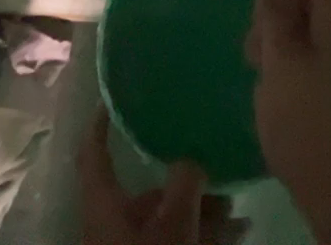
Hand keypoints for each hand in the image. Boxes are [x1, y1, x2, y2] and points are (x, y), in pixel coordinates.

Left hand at [79, 106, 246, 244]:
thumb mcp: (173, 223)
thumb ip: (184, 184)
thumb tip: (190, 160)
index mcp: (104, 203)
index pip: (93, 153)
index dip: (98, 125)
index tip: (109, 99)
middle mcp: (110, 224)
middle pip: (148, 195)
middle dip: (189, 187)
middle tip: (222, 182)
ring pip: (165, 224)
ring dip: (201, 217)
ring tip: (238, 217)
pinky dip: (198, 239)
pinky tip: (232, 238)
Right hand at [245, 0, 330, 243]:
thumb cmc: (307, 120)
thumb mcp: (279, 60)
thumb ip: (275, 13)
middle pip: (309, 1)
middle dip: (276, 15)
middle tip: (253, 49)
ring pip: (305, 34)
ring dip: (277, 46)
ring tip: (259, 77)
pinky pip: (310, 62)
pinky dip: (287, 70)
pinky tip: (273, 97)